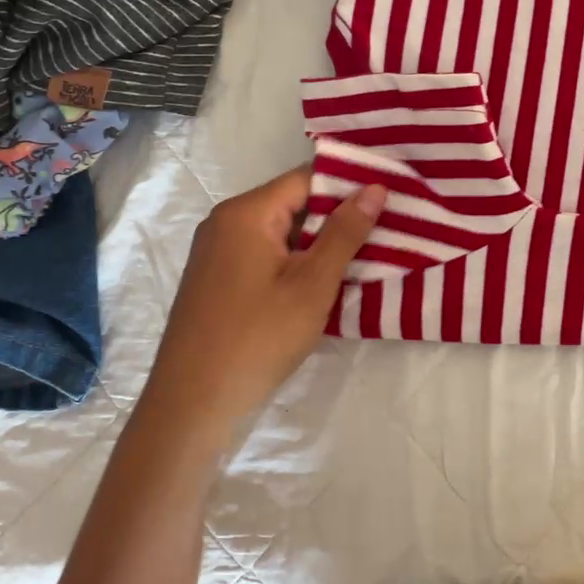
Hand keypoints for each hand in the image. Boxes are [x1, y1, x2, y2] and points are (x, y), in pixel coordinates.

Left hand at [139, 165, 384, 437]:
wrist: (192, 405)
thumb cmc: (257, 339)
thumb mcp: (313, 284)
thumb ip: (345, 232)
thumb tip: (375, 187)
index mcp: (246, 213)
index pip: (307, 177)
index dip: (350, 183)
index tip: (390, 194)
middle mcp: (226, 222)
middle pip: (294, 201)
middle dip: (339, 213)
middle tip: (389, 223)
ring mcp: (217, 251)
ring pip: (283, 230)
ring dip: (321, 240)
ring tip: (369, 249)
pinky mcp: (218, 278)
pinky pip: (267, 252)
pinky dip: (298, 258)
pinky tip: (329, 277)